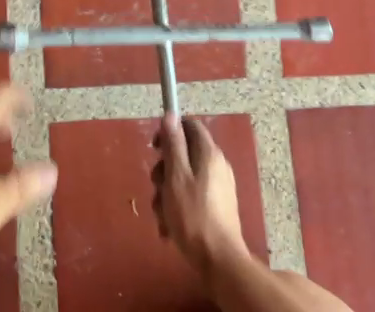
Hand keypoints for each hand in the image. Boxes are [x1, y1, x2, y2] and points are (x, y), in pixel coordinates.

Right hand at [152, 115, 251, 277]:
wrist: (218, 260)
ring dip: (167, 193)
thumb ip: (173, 145)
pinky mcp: (217, 206)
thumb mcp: (176, 177)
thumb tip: (170, 115)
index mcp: (209, 154)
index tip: (155, 148)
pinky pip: (192, 196)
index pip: (189, 126)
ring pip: (184, 177)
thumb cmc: (193, 216)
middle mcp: (217, 165)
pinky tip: (169, 226)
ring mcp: (219, 187)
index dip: (170, 131)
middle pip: (184, 154)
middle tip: (156, 186)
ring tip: (162, 214)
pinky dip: (178, 206)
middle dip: (164, 170)